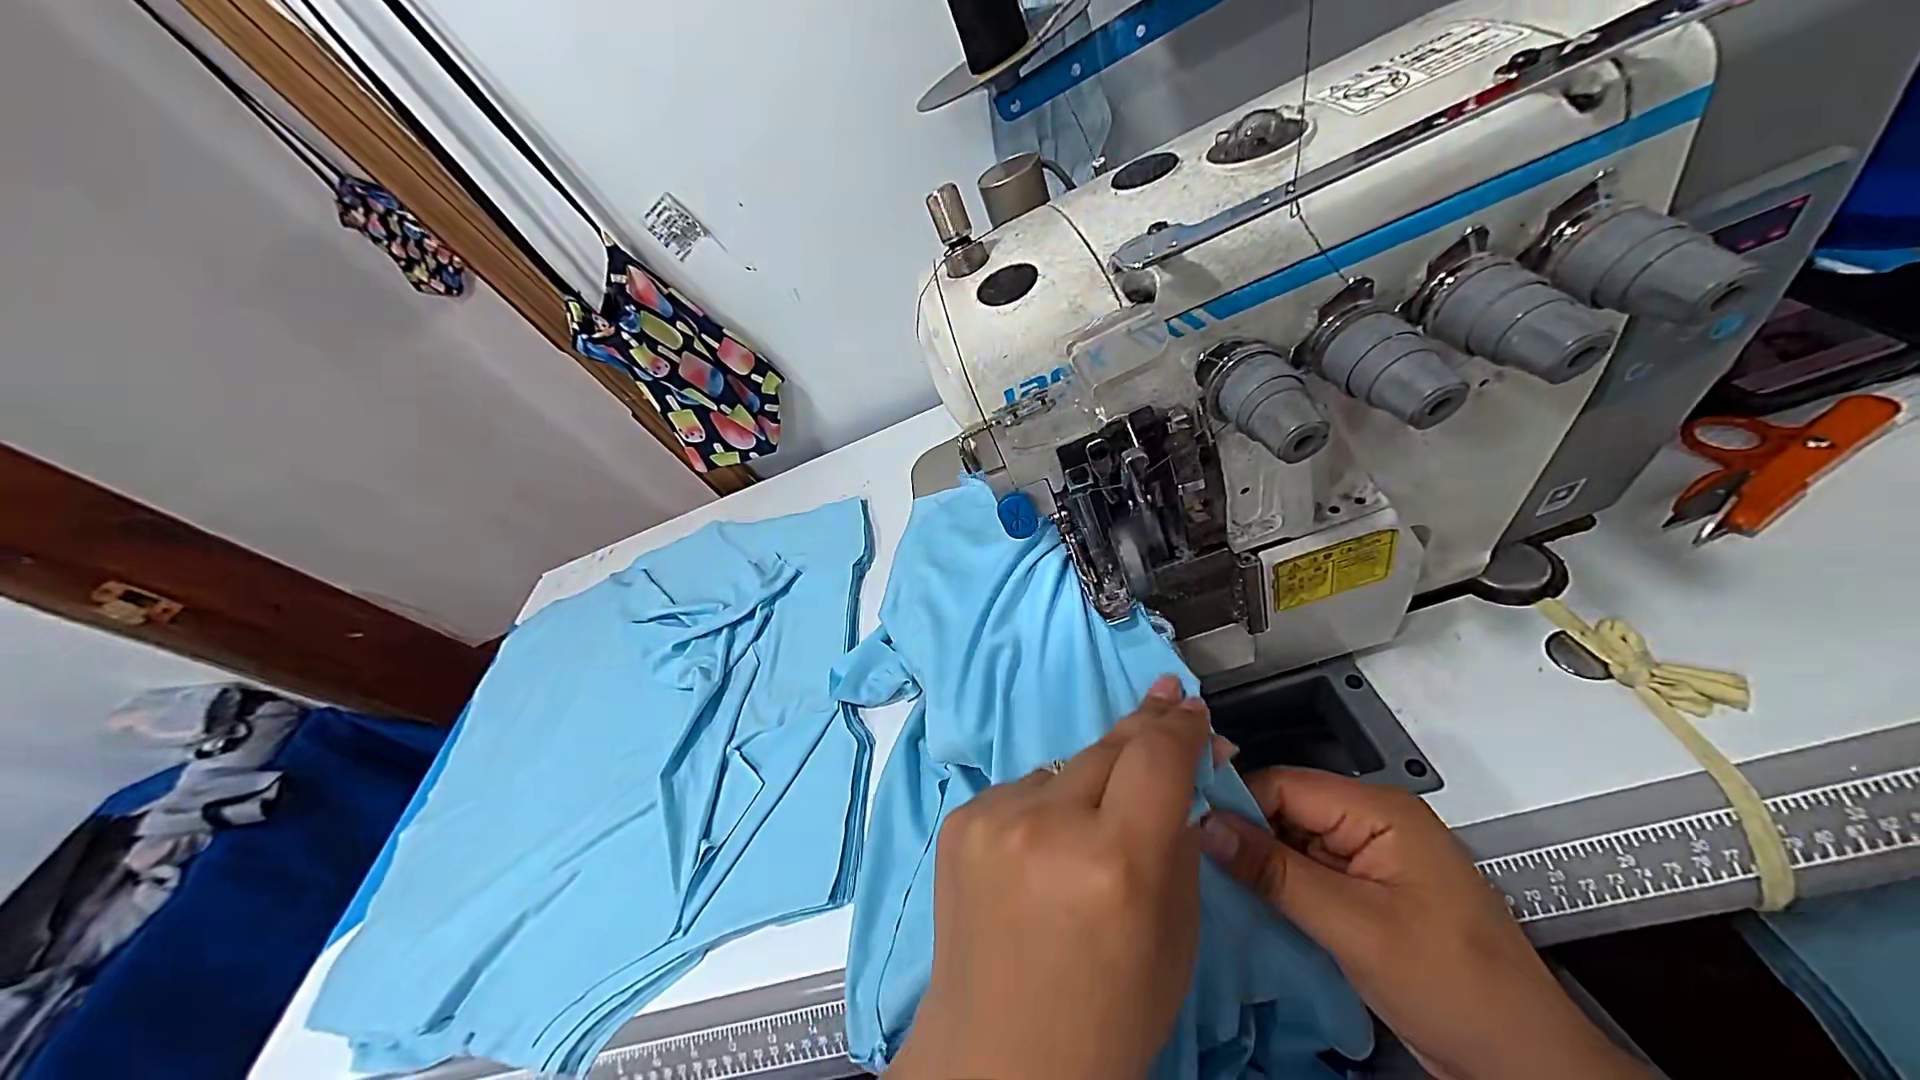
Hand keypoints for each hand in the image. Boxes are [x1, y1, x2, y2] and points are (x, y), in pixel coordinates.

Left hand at [889, 677, 1210, 1079]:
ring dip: (1088, 781)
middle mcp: (1047, 825)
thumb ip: (1180, 840)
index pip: (1155, 757)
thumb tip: (1185, 769)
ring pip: (1061, 769)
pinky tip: (1045, 847)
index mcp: (1113, 861)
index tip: (1190, 706)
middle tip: (1163, 703)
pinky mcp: (960, 821)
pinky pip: (1021, 792)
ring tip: (1094, 823)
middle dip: (1141, 729)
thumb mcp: (1175, 933)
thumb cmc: (1109, 1010)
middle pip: (1107, 747)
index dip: (1179, 726)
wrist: (1002, 1055)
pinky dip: (1043, 806)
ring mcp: (993, 818)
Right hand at [1199, 769, 1649, 1079]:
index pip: (1280, 784)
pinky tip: (1246, 902)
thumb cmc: (1454, 987)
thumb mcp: (1355, 927)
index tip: (1188, 832)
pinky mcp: (1361, 889)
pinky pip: (1302, 872)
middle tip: (1194, 864)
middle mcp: (1369, 820)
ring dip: (1256, 864)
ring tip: (1212, 885)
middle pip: (1281, 809)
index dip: (1233, 804)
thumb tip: (1206, 826)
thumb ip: (1275, 872)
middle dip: (1241, 836)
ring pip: (1286, 841)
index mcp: (1378, 809)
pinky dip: (1275, 886)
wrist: (1524, 1066)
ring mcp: (1365, 856)